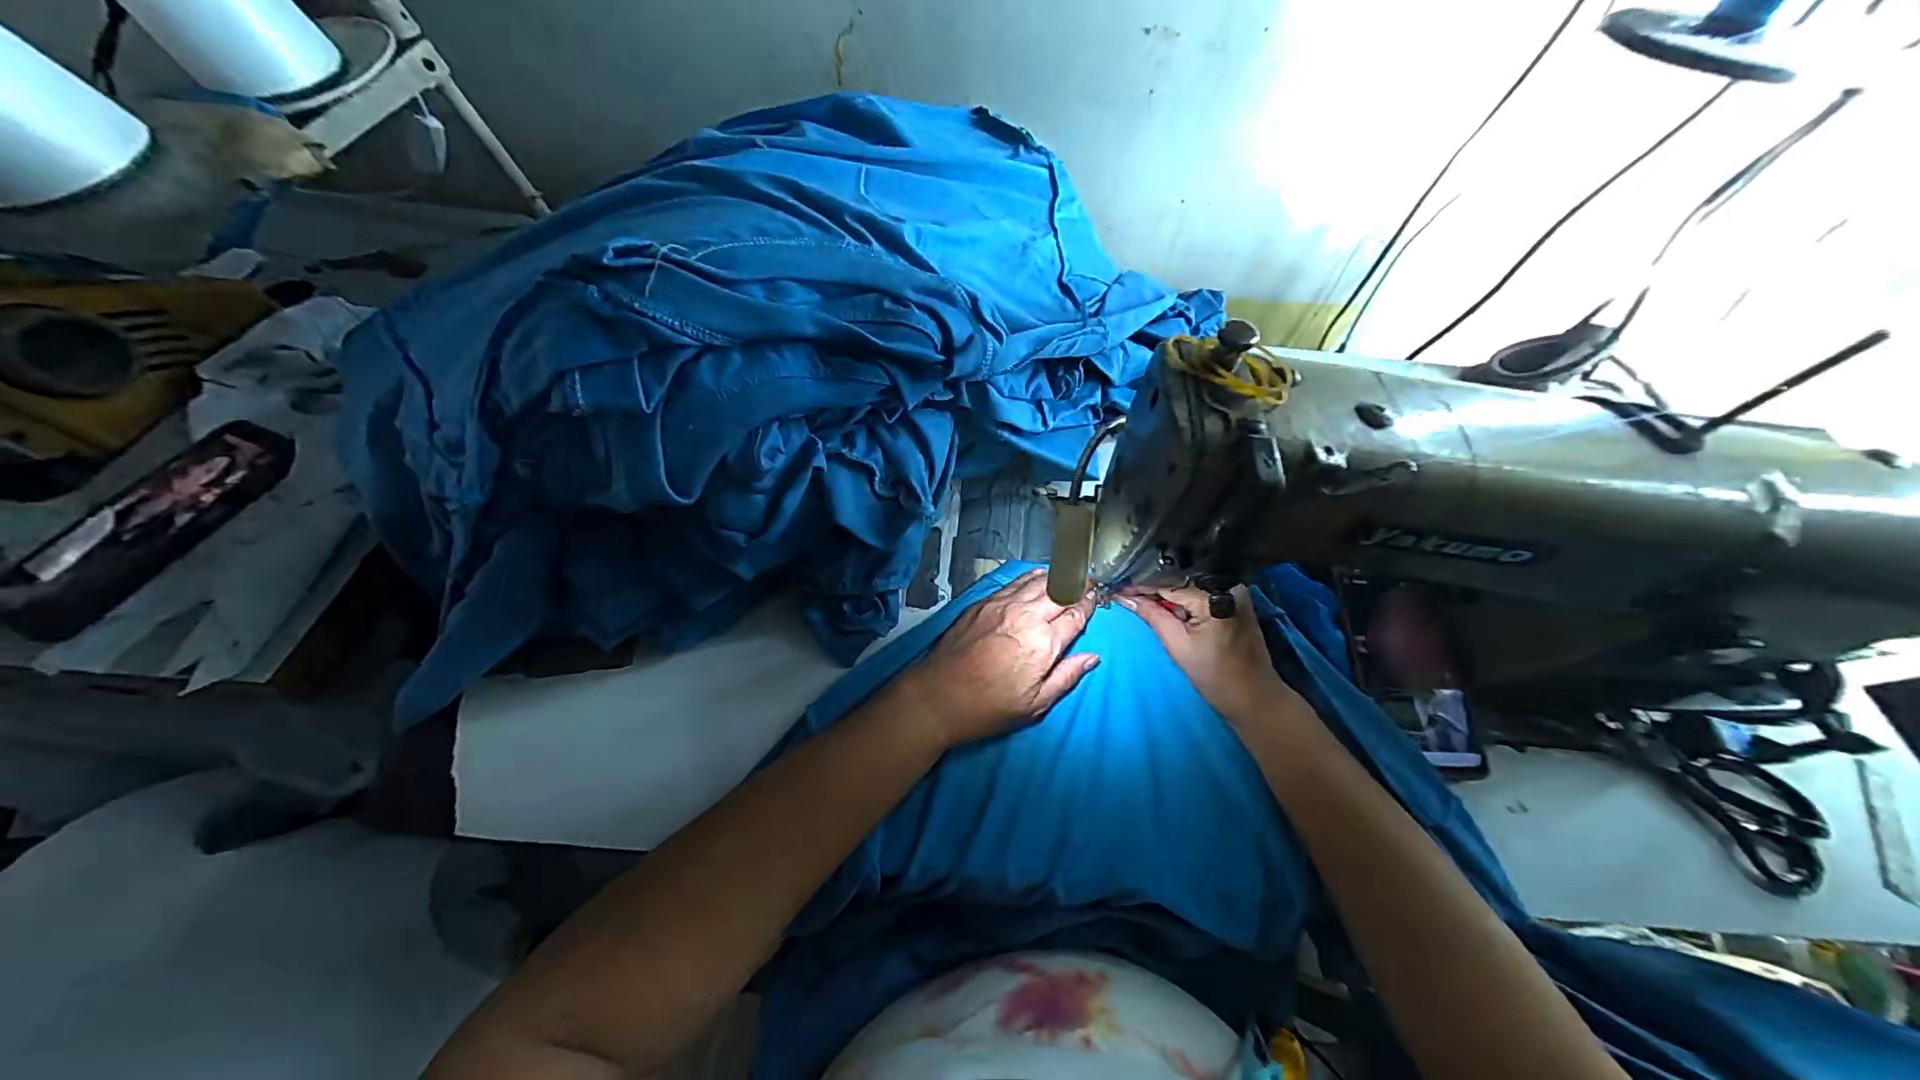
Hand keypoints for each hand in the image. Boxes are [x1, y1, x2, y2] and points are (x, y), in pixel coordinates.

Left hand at [888, 568, 1099, 747]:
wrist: (938, 695)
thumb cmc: (988, 707)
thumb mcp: (1035, 704)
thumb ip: (1066, 677)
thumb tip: (1091, 657)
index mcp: (1043, 644)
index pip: (1075, 616)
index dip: (1089, 605)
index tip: (1097, 598)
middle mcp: (1026, 616)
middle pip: (1060, 592)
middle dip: (1077, 586)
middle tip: (1088, 582)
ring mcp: (1002, 605)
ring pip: (1037, 582)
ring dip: (1056, 577)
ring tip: (1068, 575)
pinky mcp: (983, 603)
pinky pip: (1014, 583)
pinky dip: (1031, 578)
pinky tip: (1037, 578)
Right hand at [1116, 584, 1301, 724]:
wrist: (1255, 696)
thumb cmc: (1216, 677)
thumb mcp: (1178, 645)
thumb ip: (1152, 616)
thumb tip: (1125, 598)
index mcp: (1215, 597)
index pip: (1169, 583)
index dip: (1140, 585)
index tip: (1116, 587)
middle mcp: (1228, 586)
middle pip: (1180, 580)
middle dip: (1151, 586)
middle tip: (1123, 591)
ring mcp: (1235, 591)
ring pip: (1190, 585)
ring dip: (1164, 591)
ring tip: (1137, 595)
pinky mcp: (1236, 600)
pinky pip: (1202, 592)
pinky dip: (1182, 597)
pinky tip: (1162, 602)